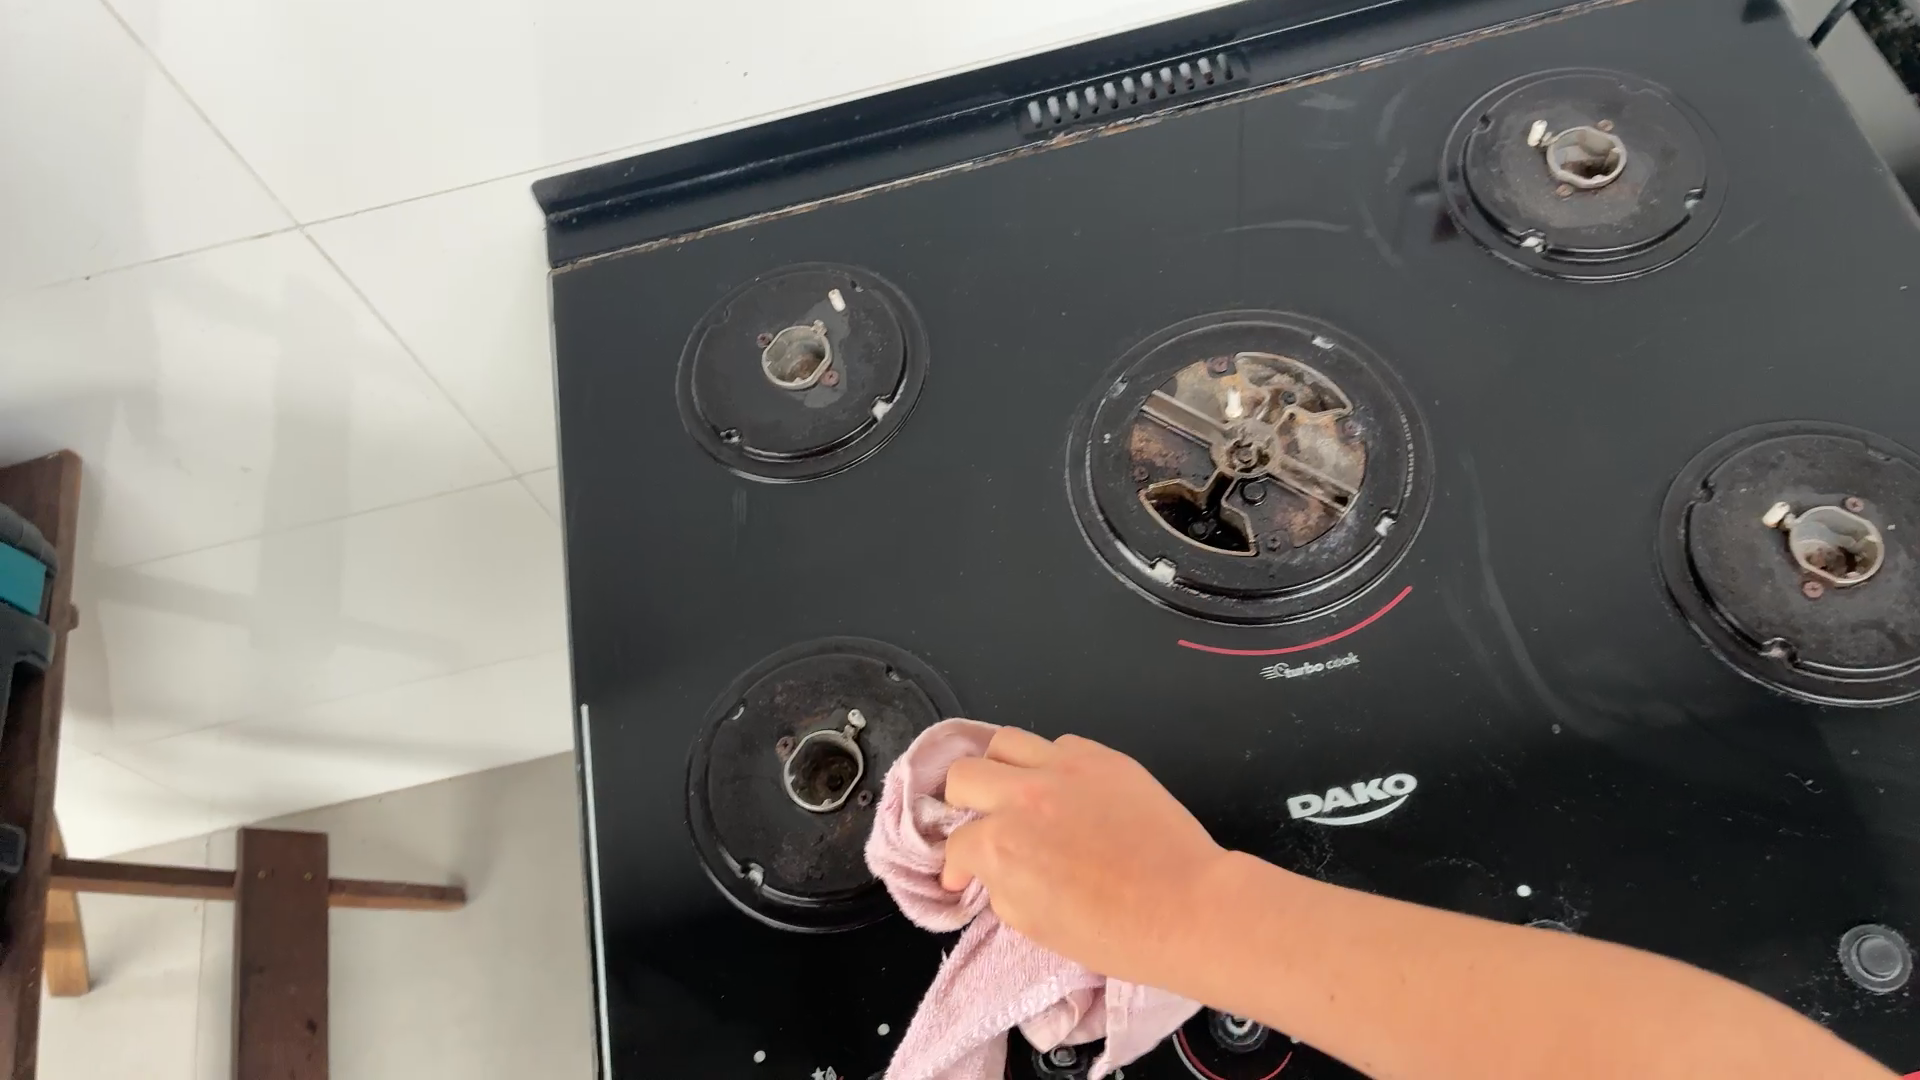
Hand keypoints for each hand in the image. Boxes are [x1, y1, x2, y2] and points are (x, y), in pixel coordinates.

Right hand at [940, 728, 1227, 985]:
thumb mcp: (1036, 927)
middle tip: (980, 822)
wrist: (1189, 907)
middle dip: (961, 804)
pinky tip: (1065, 787)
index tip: (964, 876)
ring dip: (999, 768)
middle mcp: (1022, 796)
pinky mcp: (1098, 754)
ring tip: (1015, 789)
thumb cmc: (1114, 933)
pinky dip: (1049, 763)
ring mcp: (1061, 767)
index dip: (957, 867)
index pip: (957, 844)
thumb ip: (1000, 888)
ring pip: (1004, 742)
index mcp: (1001, 844)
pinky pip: (1057, 743)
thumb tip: (989, 870)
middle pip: (963, 775)